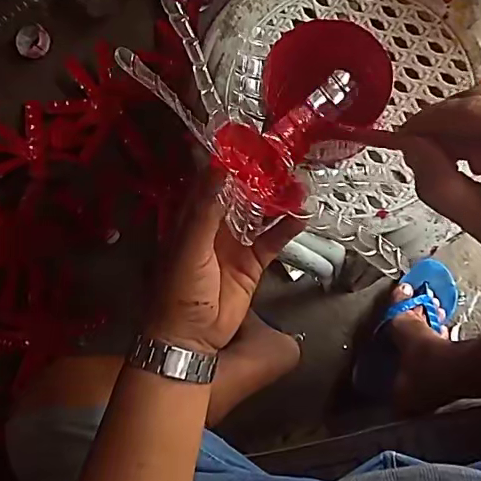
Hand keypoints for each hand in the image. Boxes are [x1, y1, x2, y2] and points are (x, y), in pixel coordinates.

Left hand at [144, 171, 303, 352]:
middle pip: (241, 194)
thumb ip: (206, 211)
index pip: (212, 182)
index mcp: (194, 218)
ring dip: (277, 200)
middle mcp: (216, 226)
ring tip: (297, 183)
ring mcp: (236, 243)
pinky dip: (287, 228)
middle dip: (260, 178)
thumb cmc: (179, 292)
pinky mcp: (253, 263)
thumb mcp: (190, 247)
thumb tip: (217, 172)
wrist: (191, 336)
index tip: (248, 144)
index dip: (228, 162)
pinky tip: (301, 216)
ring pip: (260, 214)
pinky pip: (272, 240)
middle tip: (282, 160)